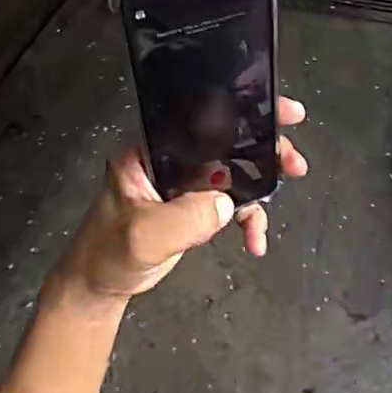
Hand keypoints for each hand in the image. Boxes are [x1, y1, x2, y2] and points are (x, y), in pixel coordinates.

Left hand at [55, 97, 307, 301]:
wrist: (99, 284)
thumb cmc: (108, 251)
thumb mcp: (144, 234)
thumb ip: (185, 218)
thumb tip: (226, 205)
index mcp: (150, 145)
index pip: (198, 115)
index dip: (238, 108)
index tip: (276, 109)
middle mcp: (170, 155)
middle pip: (224, 138)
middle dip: (263, 143)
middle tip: (292, 158)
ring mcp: (184, 179)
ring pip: (233, 168)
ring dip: (263, 179)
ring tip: (290, 181)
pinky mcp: (193, 203)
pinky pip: (230, 201)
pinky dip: (247, 217)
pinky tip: (255, 240)